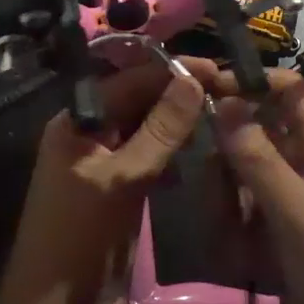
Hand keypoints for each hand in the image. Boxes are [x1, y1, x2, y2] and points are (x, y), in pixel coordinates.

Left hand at [0, 57, 217, 303]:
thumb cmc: (81, 234)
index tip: (216, 69)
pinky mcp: (117, 188)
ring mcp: (102, 161)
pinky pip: (147, 156)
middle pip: (138, 100)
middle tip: (225, 93)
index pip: (130, 79)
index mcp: (78, 118)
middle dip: (178, 95)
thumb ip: (161, 129)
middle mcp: (89, 131)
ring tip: (218, 117)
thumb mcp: (124, 178)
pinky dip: (171, 152)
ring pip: (146, 128)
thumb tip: (193, 79)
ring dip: (178, 124)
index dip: (173, 71)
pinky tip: (197, 153)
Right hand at [210, 68, 303, 303]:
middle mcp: (300, 165)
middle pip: (250, 134)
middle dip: (225, 160)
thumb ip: (259, 160)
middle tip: (216, 191)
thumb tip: (221, 101)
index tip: (208, 86)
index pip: (288, 91)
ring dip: (223, 206)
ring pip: (236, 179)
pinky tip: (236, 262)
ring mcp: (284, 204)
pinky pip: (236, 221)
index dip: (253, 80)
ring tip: (231, 243)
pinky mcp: (271, 240)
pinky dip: (228, 239)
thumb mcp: (303, 214)